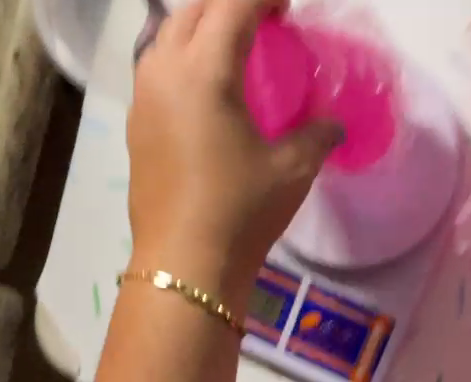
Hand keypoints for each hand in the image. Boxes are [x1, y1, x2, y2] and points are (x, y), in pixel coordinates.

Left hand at [128, 0, 342, 301]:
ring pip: (168, 34)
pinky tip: (206, 90)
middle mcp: (164, 69)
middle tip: (263, 20)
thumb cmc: (242, 212)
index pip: (234, 4)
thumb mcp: (292, 171)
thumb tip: (334, 125)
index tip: (287, 4)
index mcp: (204, 70)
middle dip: (230, 4)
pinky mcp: (136, 125)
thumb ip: (316, 136)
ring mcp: (143, 97)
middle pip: (194, 9)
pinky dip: (184, 60)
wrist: (187, 266)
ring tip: (233, 49)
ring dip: (201, 28)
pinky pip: (158, 69)